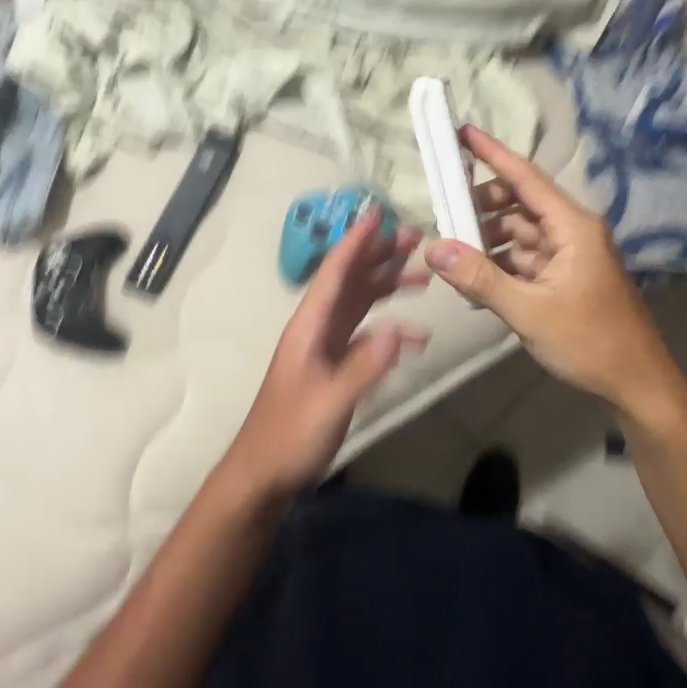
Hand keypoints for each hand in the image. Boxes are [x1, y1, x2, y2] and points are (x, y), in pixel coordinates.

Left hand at [224, 208, 430, 495]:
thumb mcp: (330, 403)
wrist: (263, 474)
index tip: (379, 212)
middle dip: (380, 255)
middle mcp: (317, 329)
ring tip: (423, 274)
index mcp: (309, 327)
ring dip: (387, 286)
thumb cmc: (289, 435)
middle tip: (416, 235)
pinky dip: (391, 329)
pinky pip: (366, 336)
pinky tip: (417, 334)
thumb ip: (365, 367)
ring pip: (360, 304)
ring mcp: (326, 349)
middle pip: (350, 281)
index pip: (334, 273)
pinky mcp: (335, 369)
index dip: (356, 241)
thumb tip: (403, 330)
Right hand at [424, 126, 683, 412]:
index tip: (461, 131)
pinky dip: (500, 263)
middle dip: (481, 205)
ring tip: (452, 250)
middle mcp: (572, 231)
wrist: (637, 383)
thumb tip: (433, 249)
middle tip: (443, 213)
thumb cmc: (590, 341)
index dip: (492, 153)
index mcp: (572, 226)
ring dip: (487, 239)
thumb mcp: (529, 311)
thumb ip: (479, 278)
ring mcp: (570, 255)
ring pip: (519, 232)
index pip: (525, 177)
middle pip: (518, 203)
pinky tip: (474, 278)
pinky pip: (525, 258)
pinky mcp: (566, 277)